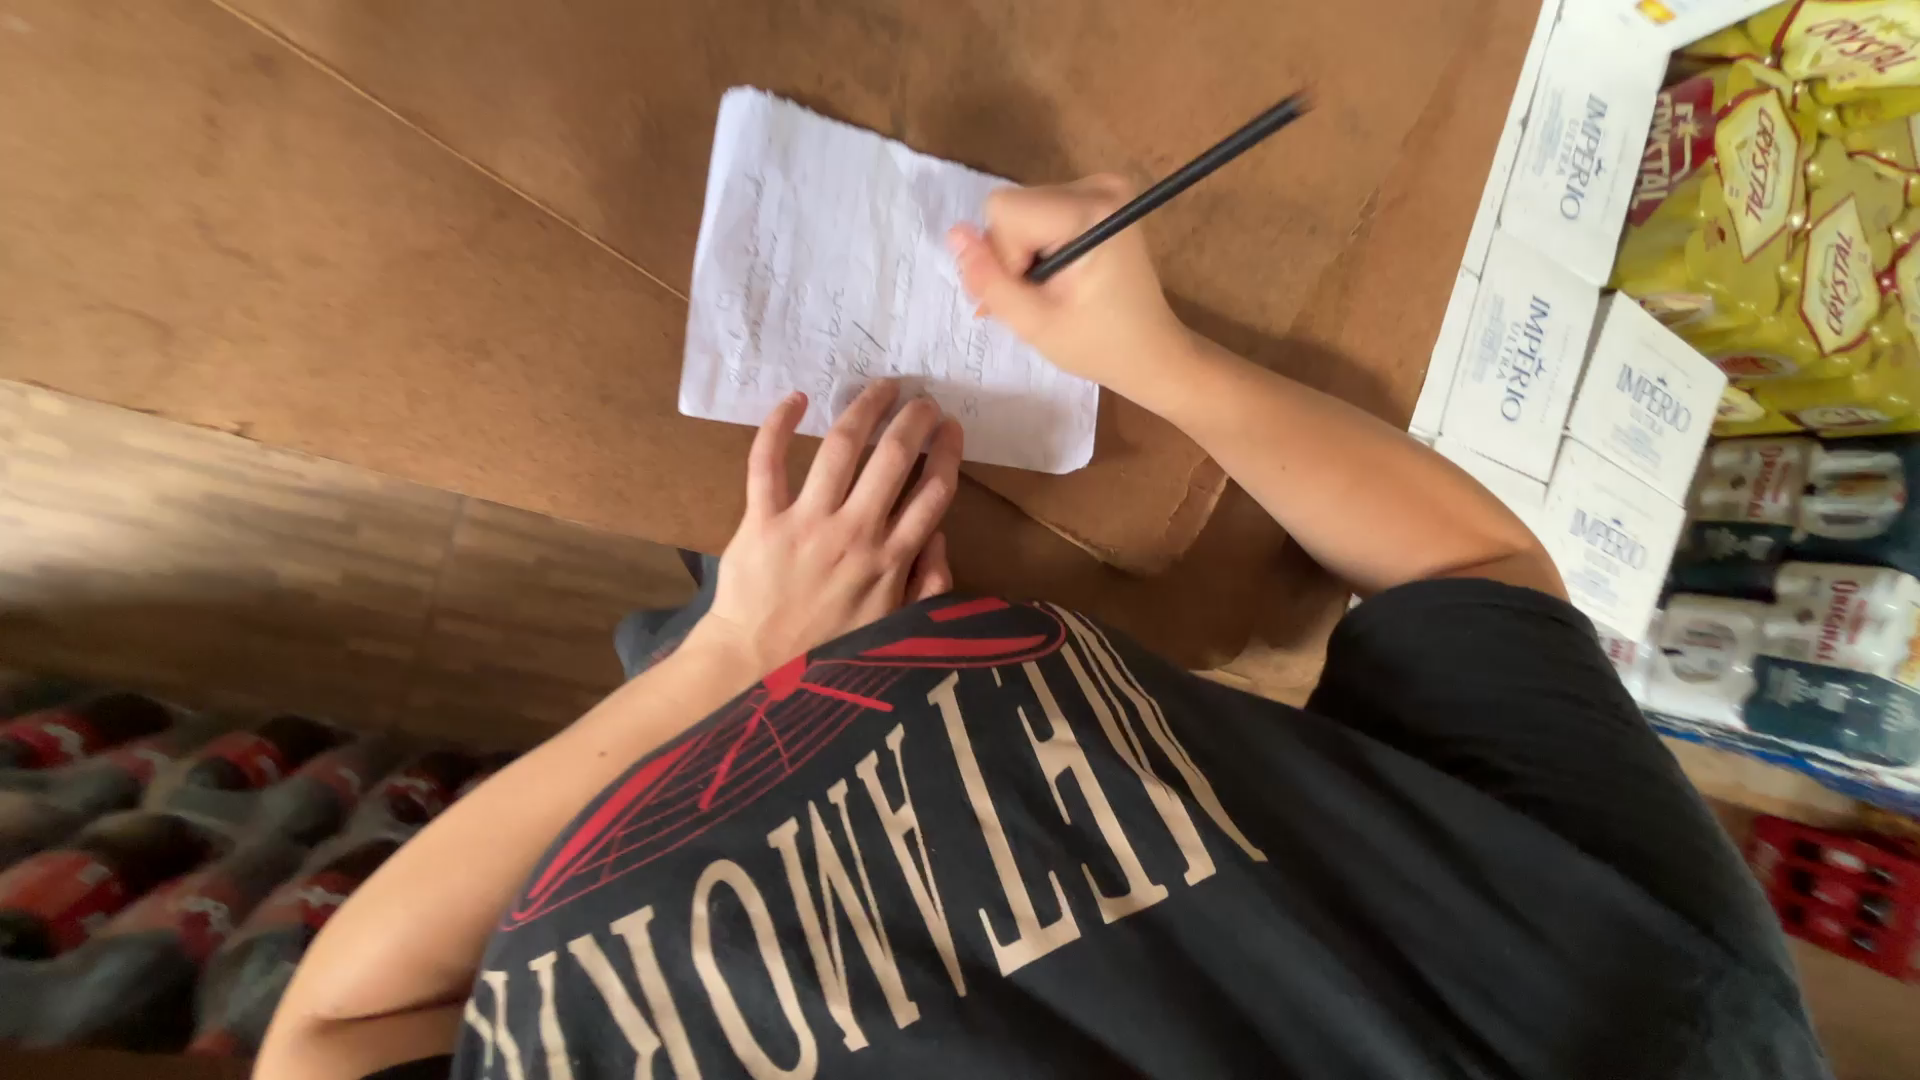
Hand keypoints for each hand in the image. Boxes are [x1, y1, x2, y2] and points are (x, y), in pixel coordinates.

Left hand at [689, 381, 963, 674]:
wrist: (757, 671)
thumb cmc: (830, 653)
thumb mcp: (897, 631)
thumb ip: (929, 587)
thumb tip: (939, 536)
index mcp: (892, 561)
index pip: (933, 493)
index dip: (948, 453)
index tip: (952, 427)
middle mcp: (856, 533)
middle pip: (895, 459)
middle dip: (916, 420)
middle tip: (923, 399)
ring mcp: (807, 523)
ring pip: (841, 448)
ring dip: (866, 408)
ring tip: (883, 387)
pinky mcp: (761, 521)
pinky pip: (767, 462)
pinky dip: (779, 425)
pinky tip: (796, 398)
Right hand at [947, 174, 1188, 396]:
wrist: (1151, 352)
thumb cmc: (1097, 346)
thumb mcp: (1033, 322)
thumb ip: (989, 279)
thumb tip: (953, 234)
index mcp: (1089, 210)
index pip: (1003, 210)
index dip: (1003, 257)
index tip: (1031, 292)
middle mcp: (1098, 186)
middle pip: (1013, 208)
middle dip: (1012, 257)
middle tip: (1034, 300)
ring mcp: (1102, 189)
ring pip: (1022, 213)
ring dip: (1022, 257)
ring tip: (1046, 294)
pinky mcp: (1100, 201)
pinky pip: (1040, 215)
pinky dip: (1037, 250)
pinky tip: (1055, 279)